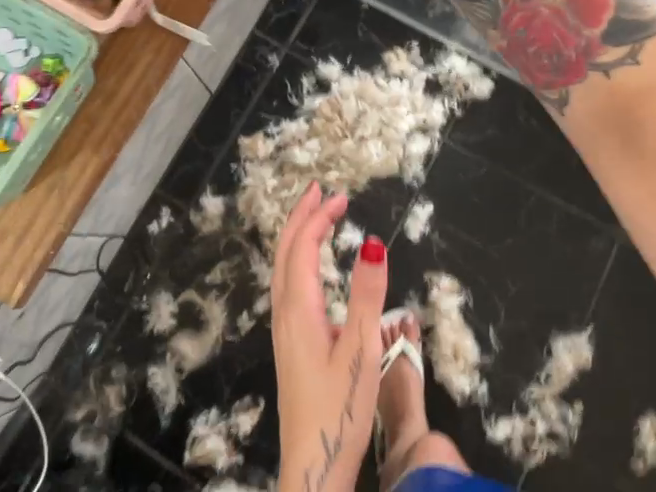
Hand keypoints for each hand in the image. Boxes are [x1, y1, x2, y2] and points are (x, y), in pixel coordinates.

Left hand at [272, 183, 388, 491]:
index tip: (341, 196)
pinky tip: (312, 269)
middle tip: (318, 190)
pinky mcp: (290, 345)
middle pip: (284, 253)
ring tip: (315, 217)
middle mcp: (284, 314)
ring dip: (297, 237)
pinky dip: (299, 261)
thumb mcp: (362, 350)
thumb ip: (367, 295)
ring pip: (283, 270)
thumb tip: (372, 242)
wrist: (313, 463)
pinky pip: (288, 286)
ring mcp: (284, 331)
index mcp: (298, 309)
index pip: (303, 248)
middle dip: (300, 217)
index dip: (320, 218)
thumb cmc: (339, 407)